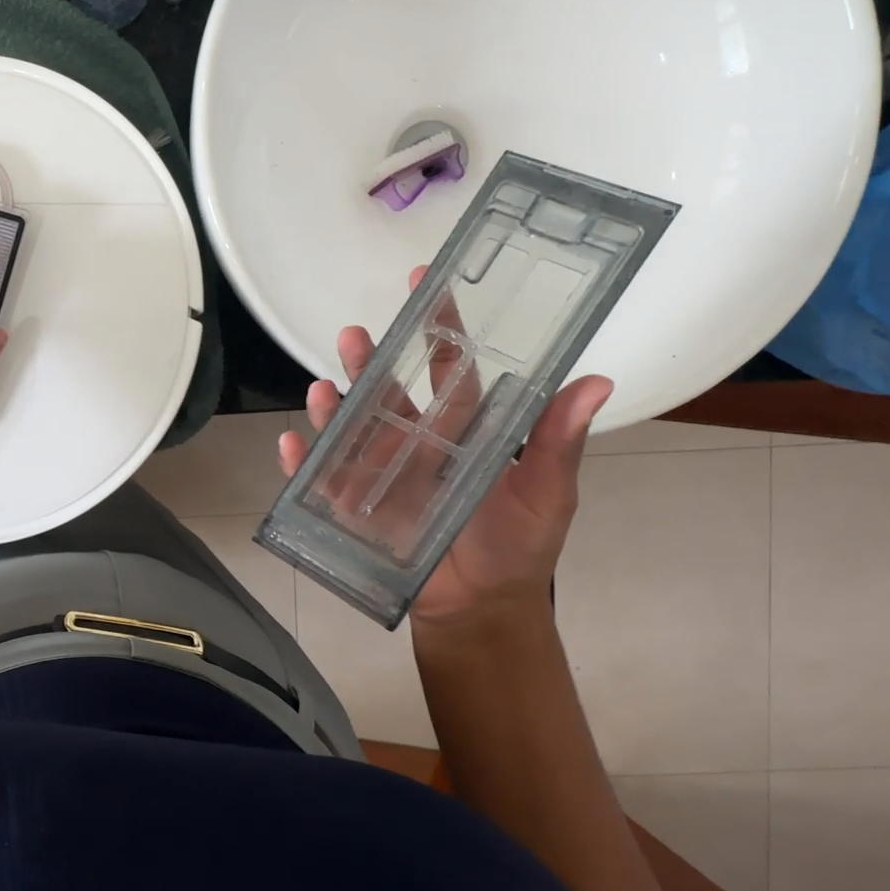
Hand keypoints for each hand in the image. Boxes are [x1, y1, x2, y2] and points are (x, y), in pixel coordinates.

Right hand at [276, 266, 611, 632]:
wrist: (475, 608)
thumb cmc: (515, 549)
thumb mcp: (546, 495)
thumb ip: (557, 444)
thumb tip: (596, 383)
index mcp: (463, 431)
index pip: (451, 369)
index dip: (439, 327)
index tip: (424, 282)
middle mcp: (416, 442)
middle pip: (387, 391)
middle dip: (368, 362)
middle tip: (352, 335)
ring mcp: (379, 471)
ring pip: (348, 428)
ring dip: (332, 406)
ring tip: (320, 389)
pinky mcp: (351, 503)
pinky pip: (319, 477)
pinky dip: (303, 461)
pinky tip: (294, 445)